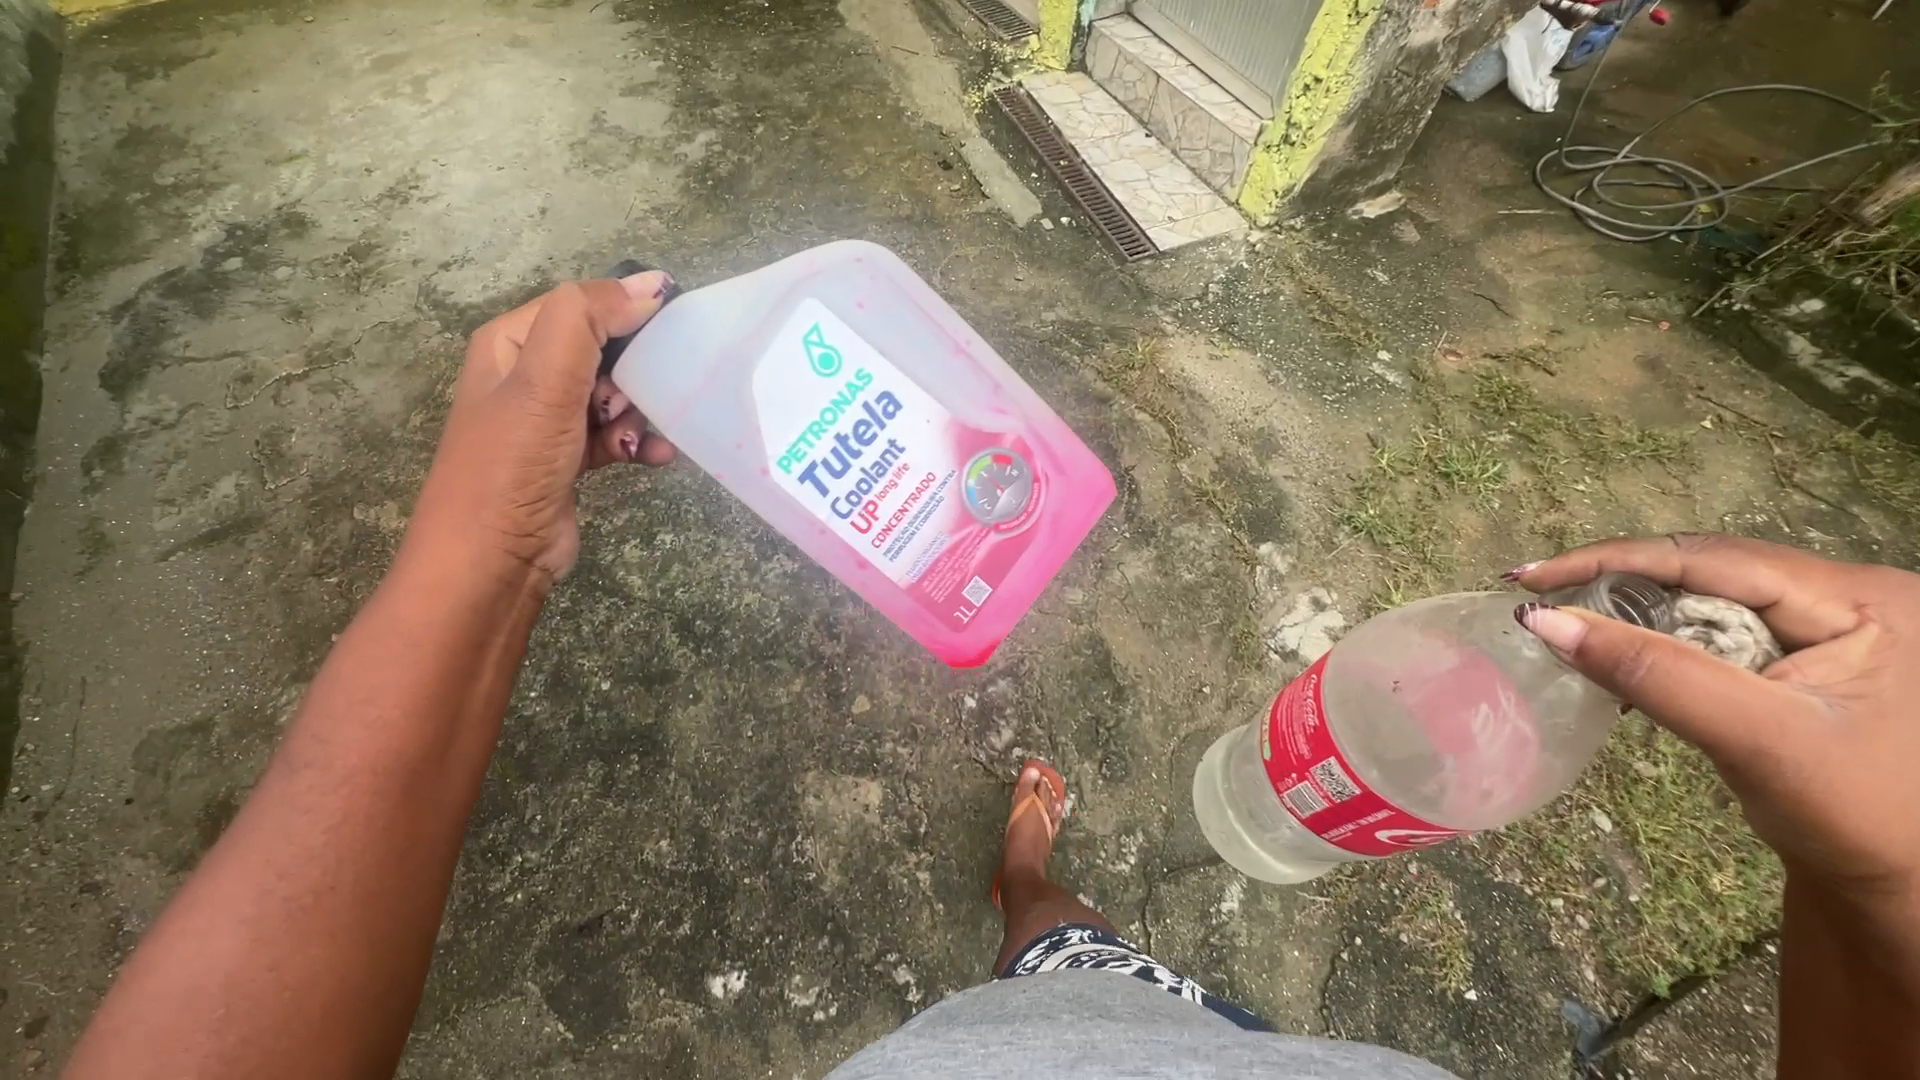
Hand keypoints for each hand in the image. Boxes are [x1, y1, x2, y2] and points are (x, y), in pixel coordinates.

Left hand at [403, 272, 677, 586]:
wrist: (493, 557)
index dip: (629, 310)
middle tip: (651, 391)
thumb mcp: (546, 380)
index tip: (680, 323)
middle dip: (637, 370)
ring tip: (646, 434)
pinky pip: (617, 435)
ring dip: (641, 411)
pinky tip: (659, 457)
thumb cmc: (513, 461)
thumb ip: (589, 320)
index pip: (582, 304)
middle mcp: (529, 374)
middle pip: (604, 349)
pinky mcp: (570, 457)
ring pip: (616, 394)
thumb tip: (650, 284)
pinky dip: (639, 443)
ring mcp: (550, 419)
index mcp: (511, 342)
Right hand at [1512, 534, 1919, 904]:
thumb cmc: (1853, 811)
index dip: (1610, 561)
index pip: (1709, 557)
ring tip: (1565, 625)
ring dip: (1627, 611)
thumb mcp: (1754, 738)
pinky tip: (1618, 654)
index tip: (1528, 580)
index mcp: (1862, 599)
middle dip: (1612, 582)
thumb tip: (1543, 621)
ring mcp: (1825, 621)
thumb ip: (1653, 673)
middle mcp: (1848, 594)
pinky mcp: (1801, 648)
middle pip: (1700, 567)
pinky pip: (1707, 623)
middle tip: (1538, 601)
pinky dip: (1653, 637)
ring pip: (1698, 594)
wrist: (1901, 877)